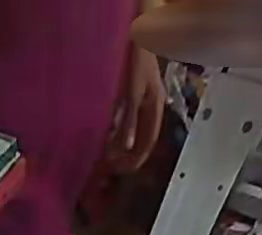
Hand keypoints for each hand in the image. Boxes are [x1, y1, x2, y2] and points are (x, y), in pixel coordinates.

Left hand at [110, 47, 165, 171]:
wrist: (137, 37)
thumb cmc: (137, 63)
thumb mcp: (132, 94)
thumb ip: (129, 121)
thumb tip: (125, 149)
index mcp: (155, 108)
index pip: (148, 141)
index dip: (137, 158)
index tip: (124, 171)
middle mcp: (150, 108)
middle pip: (140, 138)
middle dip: (128, 154)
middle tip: (112, 166)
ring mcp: (141, 102)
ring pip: (132, 130)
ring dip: (120, 143)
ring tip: (107, 153)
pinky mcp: (131, 97)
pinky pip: (124, 121)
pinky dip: (116, 131)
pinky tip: (106, 135)